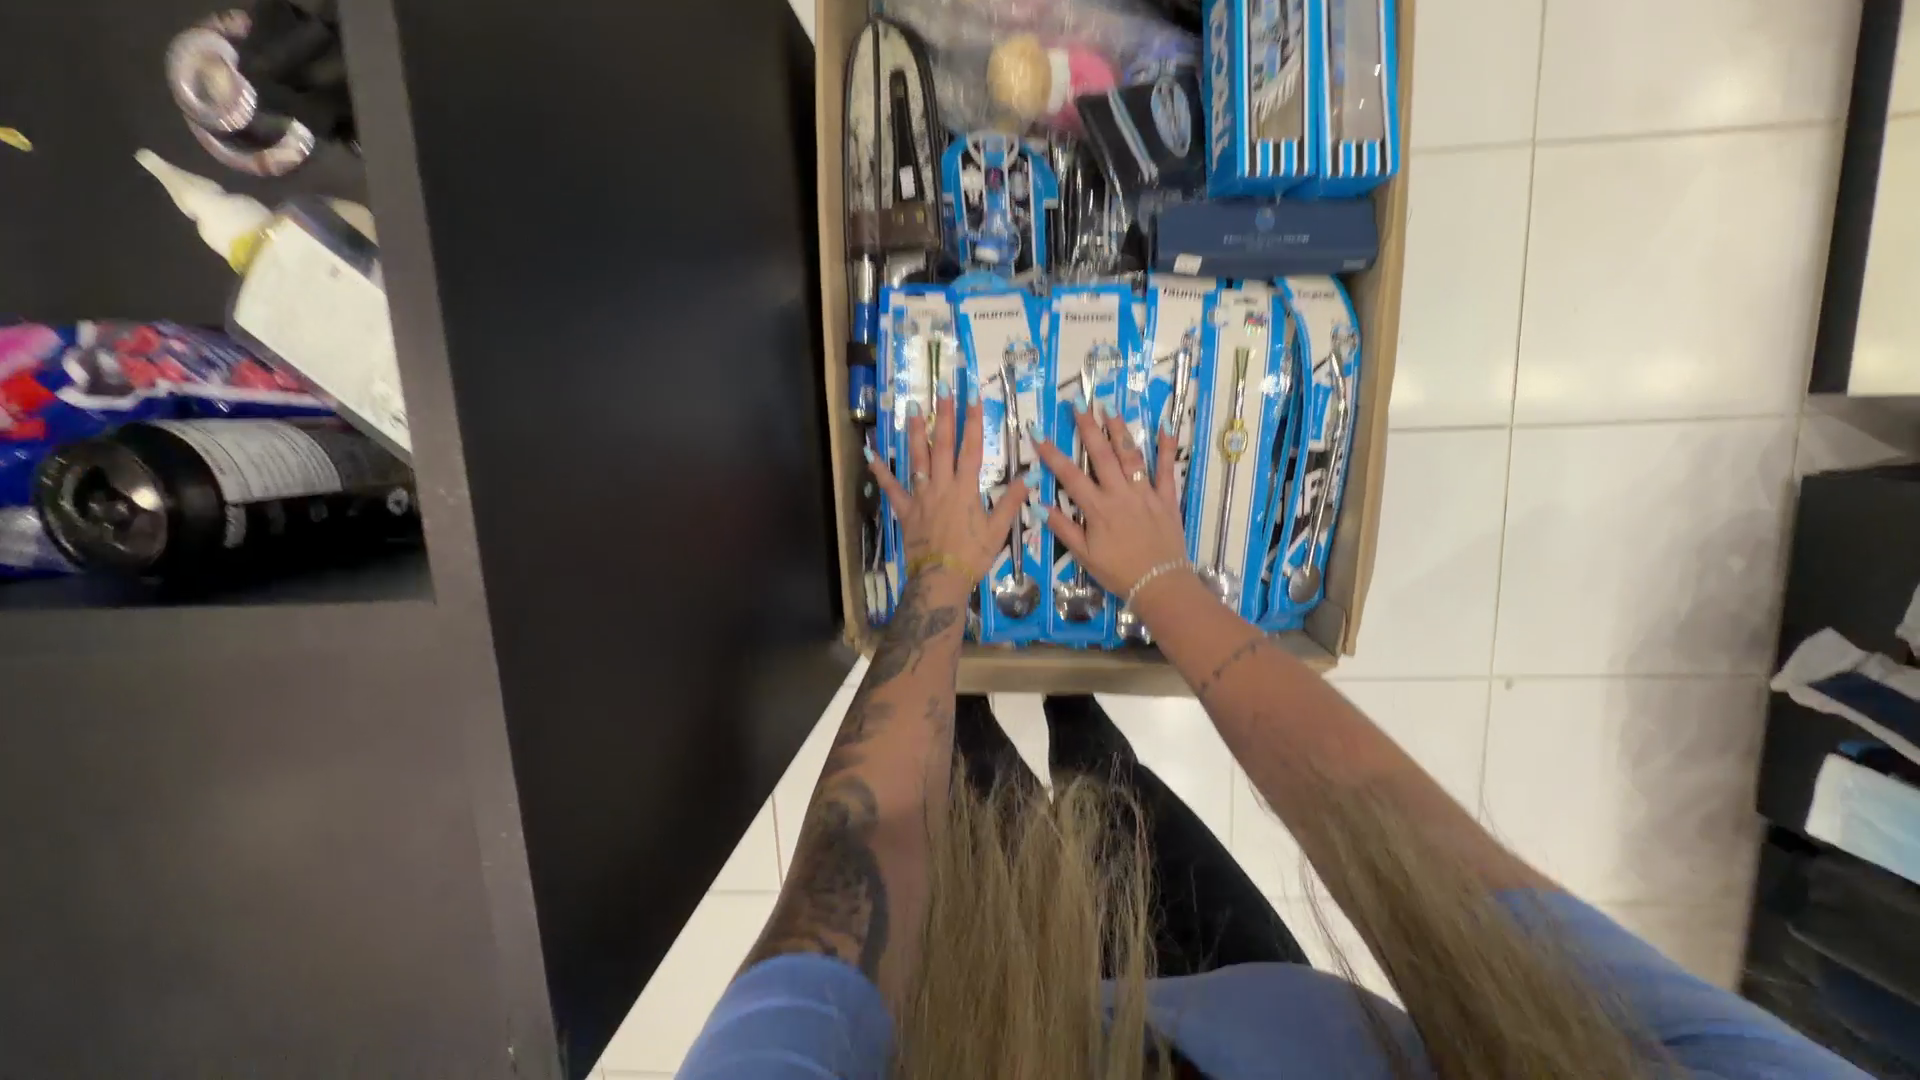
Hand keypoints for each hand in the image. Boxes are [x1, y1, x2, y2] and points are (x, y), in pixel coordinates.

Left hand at [867, 388, 1027, 587]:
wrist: (941, 579)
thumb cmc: (972, 556)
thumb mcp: (998, 530)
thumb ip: (1011, 501)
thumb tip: (1028, 476)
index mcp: (966, 489)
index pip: (971, 448)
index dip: (973, 422)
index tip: (972, 397)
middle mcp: (941, 485)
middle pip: (942, 445)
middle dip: (944, 415)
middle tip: (942, 389)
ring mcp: (920, 496)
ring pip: (917, 459)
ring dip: (915, 432)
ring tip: (913, 407)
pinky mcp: (905, 510)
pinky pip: (891, 488)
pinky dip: (880, 471)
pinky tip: (870, 453)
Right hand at [1031, 405, 1190, 599]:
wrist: (1160, 584)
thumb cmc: (1118, 572)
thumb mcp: (1084, 556)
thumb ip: (1064, 528)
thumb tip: (1039, 505)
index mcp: (1097, 509)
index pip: (1069, 476)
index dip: (1052, 454)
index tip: (1039, 433)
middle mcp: (1119, 494)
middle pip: (1101, 455)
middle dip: (1088, 428)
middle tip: (1079, 404)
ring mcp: (1145, 493)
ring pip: (1131, 456)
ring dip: (1120, 430)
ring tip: (1109, 408)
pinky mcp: (1166, 498)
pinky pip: (1167, 469)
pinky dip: (1166, 448)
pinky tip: (1164, 426)